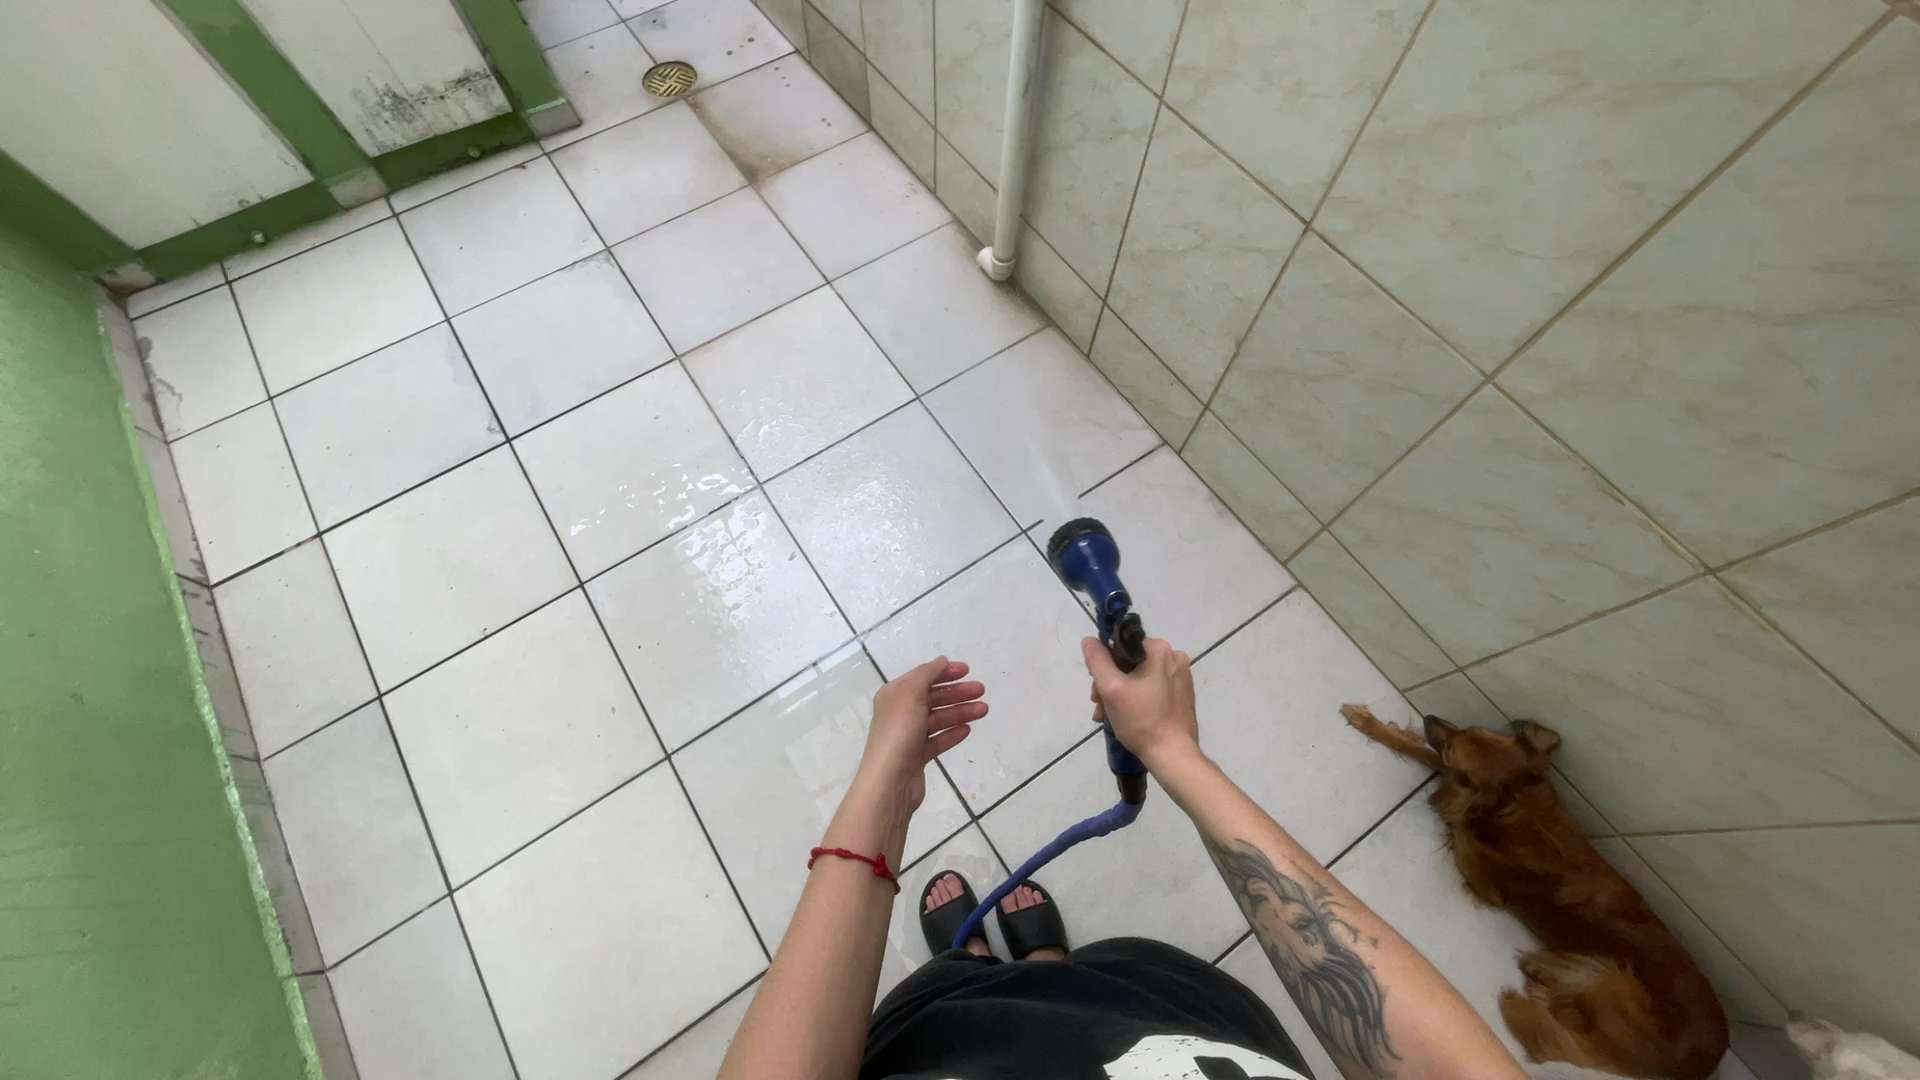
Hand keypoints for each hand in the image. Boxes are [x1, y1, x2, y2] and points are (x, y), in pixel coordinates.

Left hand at [858, 657, 985, 809]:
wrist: (889, 782)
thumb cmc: (898, 733)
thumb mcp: (910, 694)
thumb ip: (926, 674)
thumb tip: (941, 661)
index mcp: (894, 695)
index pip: (922, 677)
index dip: (944, 672)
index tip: (967, 671)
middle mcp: (900, 713)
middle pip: (933, 698)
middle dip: (957, 693)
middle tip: (981, 691)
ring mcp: (908, 736)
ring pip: (938, 719)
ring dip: (960, 712)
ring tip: (983, 710)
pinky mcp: (917, 756)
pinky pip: (937, 740)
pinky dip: (952, 733)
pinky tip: (967, 730)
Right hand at [1083, 637, 1198, 768]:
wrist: (1173, 755)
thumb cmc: (1142, 720)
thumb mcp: (1111, 688)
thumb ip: (1097, 661)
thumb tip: (1089, 640)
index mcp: (1160, 650)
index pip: (1121, 646)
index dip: (1104, 664)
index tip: (1097, 687)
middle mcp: (1174, 658)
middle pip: (1129, 662)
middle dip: (1110, 683)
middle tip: (1100, 705)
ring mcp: (1181, 677)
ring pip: (1139, 676)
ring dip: (1120, 693)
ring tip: (1109, 715)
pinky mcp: (1182, 694)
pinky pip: (1152, 688)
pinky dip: (1137, 699)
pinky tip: (1127, 717)